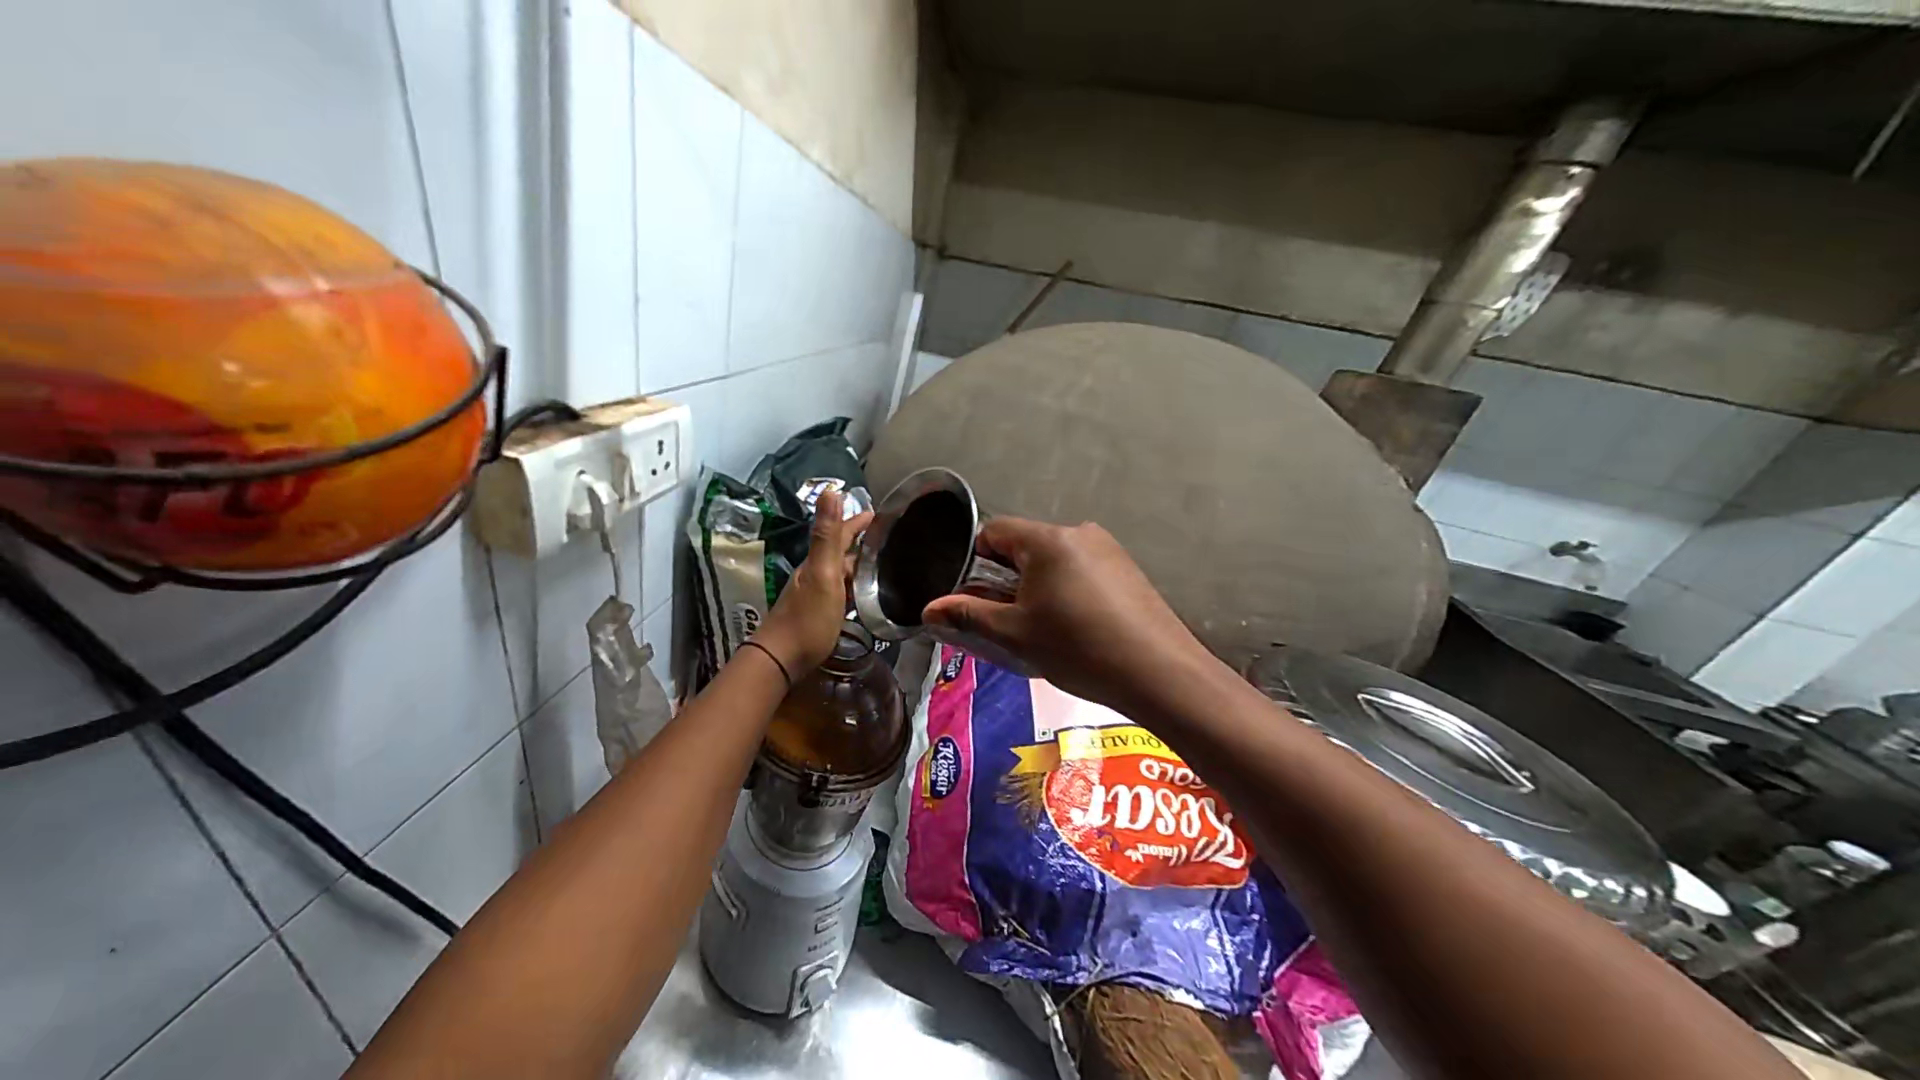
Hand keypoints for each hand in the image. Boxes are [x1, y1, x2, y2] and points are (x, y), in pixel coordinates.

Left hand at [753, 490, 871, 673]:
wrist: (782, 660)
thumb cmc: (807, 618)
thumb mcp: (822, 574)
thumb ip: (826, 535)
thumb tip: (830, 490)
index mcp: (818, 562)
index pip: (841, 534)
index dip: (857, 522)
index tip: (878, 513)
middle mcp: (815, 574)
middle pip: (840, 552)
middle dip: (861, 542)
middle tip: (886, 537)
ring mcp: (815, 595)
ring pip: (841, 572)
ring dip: (858, 565)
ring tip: (881, 564)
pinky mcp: (819, 614)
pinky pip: (841, 591)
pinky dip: (854, 587)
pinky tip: (863, 594)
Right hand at [921, 518, 1214, 715]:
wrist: (1158, 672)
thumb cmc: (1078, 648)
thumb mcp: (1015, 634)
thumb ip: (968, 615)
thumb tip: (928, 610)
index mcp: (1047, 539)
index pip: (993, 531)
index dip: (974, 561)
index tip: (973, 597)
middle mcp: (1079, 533)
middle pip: (1024, 546)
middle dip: (1006, 580)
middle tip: (1004, 622)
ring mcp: (1109, 551)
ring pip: (1054, 562)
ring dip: (1036, 589)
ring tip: (1042, 632)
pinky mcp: (1128, 572)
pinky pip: (1082, 572)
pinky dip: (1066, 593)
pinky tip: (1076, 630)